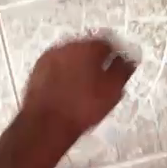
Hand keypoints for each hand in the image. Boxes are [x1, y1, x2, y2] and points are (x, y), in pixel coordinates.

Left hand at [17, 36, 135, 145]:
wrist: (46, 124)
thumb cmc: (83, 108)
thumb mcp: (112, 91)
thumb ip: (123, 71)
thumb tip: (129, 60)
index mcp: (89, 47)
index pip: (108, 43)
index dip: (114, 55)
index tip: (116, 68)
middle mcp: (68, 46)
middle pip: (87, 47)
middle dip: (95, 59)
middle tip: (101, 77)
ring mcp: (51, 56)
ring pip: (71, 55)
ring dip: (78, 64)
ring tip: (83, 85)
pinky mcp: (37, 69)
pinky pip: (56, 65)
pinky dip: (63, 72)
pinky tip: (66, 88)